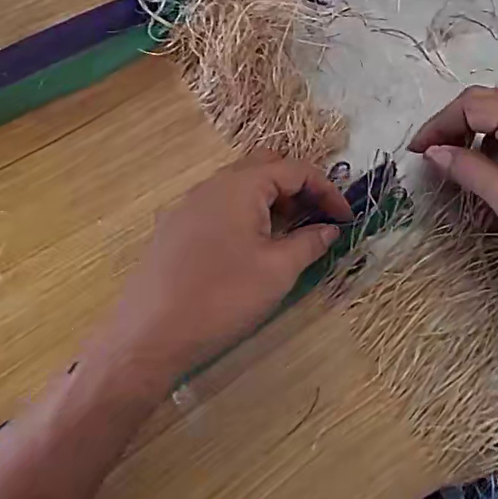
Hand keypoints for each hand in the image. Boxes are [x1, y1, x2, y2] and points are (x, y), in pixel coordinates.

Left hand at [86, 151, 353, 392]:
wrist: (151, 331)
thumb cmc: (223, 297)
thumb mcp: (277, 271)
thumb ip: (309, 242)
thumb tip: (329, 228)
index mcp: (240, 184)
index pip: (294, 169)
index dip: (327, 190)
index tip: (346, 218)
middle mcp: (212, 183)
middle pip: (264, 167)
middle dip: (297, 186)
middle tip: (317, 218)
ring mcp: (188, 203)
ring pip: (239, 185)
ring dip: (270, 200)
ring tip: (288, 235)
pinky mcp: (174, 226)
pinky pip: (218, 204)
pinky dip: (244, 212)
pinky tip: (249, 247)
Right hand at [407, 86, 497, 265]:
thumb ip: (470, 171)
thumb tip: (434, 152)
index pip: (471, 106)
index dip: (438, 125)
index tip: (418, 150)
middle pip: (480, 100)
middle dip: (448, 122)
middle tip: (429, 151)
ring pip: (492, 107)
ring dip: (464, 126)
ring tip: (449, 156)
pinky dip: (483, 133)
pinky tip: (478, 158)